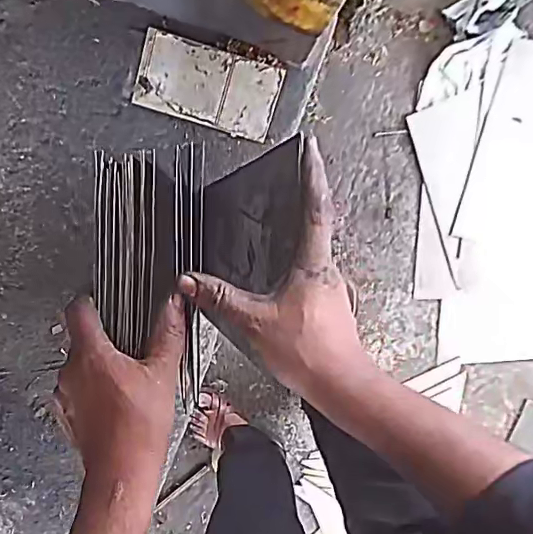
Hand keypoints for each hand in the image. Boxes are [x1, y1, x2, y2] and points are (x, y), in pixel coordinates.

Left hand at [53, 292, 185, 481]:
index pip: (77, 310)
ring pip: (78, 369)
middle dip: (102, 341)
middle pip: (79, 340)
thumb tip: (173, 307)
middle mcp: (70, 372)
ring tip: (126, 381)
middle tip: (127, 350)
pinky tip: (116, 402)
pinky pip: (77, 393)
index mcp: (90, 354)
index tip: (102, 302)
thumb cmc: (138, 430)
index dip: (90, 301)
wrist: (122, 471)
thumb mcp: (163, 374)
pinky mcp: (66, 415)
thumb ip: (167, 334)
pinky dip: (93, 392)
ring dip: (97, 369)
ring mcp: (64, 396)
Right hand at [179, 137, 371, 398]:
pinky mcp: (330, 306)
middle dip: (310, 198)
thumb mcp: (255, 322)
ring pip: (318, 251)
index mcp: (313, 265)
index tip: (310, 150)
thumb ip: (220, 299)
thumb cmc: (310, 354)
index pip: (315, 208)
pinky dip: (300, 265)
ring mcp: (332, 289)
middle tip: (301, 176)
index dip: (312, 175)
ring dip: (305, 233)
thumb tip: (192, 282)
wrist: (340, 384)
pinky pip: (314, 275)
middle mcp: (328, 271)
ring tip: (289, 220)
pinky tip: (287, 276)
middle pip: (321, 224)